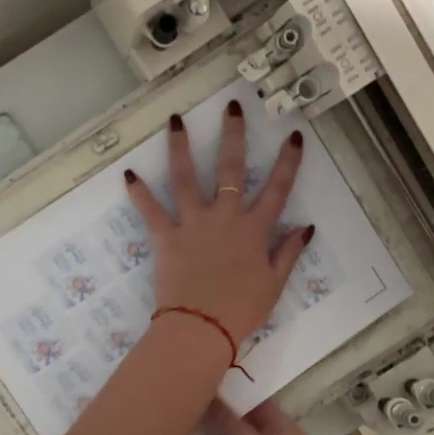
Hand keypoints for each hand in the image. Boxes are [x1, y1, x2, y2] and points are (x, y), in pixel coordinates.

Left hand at [124, 99, 310, 341]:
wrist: (201, 328)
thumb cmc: (241, 311)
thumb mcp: (274, 284)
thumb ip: (288, 253)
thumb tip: (305, 227)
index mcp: (254, 230)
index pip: (277, 189)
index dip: (288, 162)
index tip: (293, 135)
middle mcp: (224, 217)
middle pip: (230, 169)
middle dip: (232, 135)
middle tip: (231, 106)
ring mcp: (192, 224)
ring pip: (185, 178)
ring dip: (180, 147)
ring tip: (175, 120)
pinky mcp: (166, 237)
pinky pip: (151, 211)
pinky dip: (139, 193)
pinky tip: (128, 174)